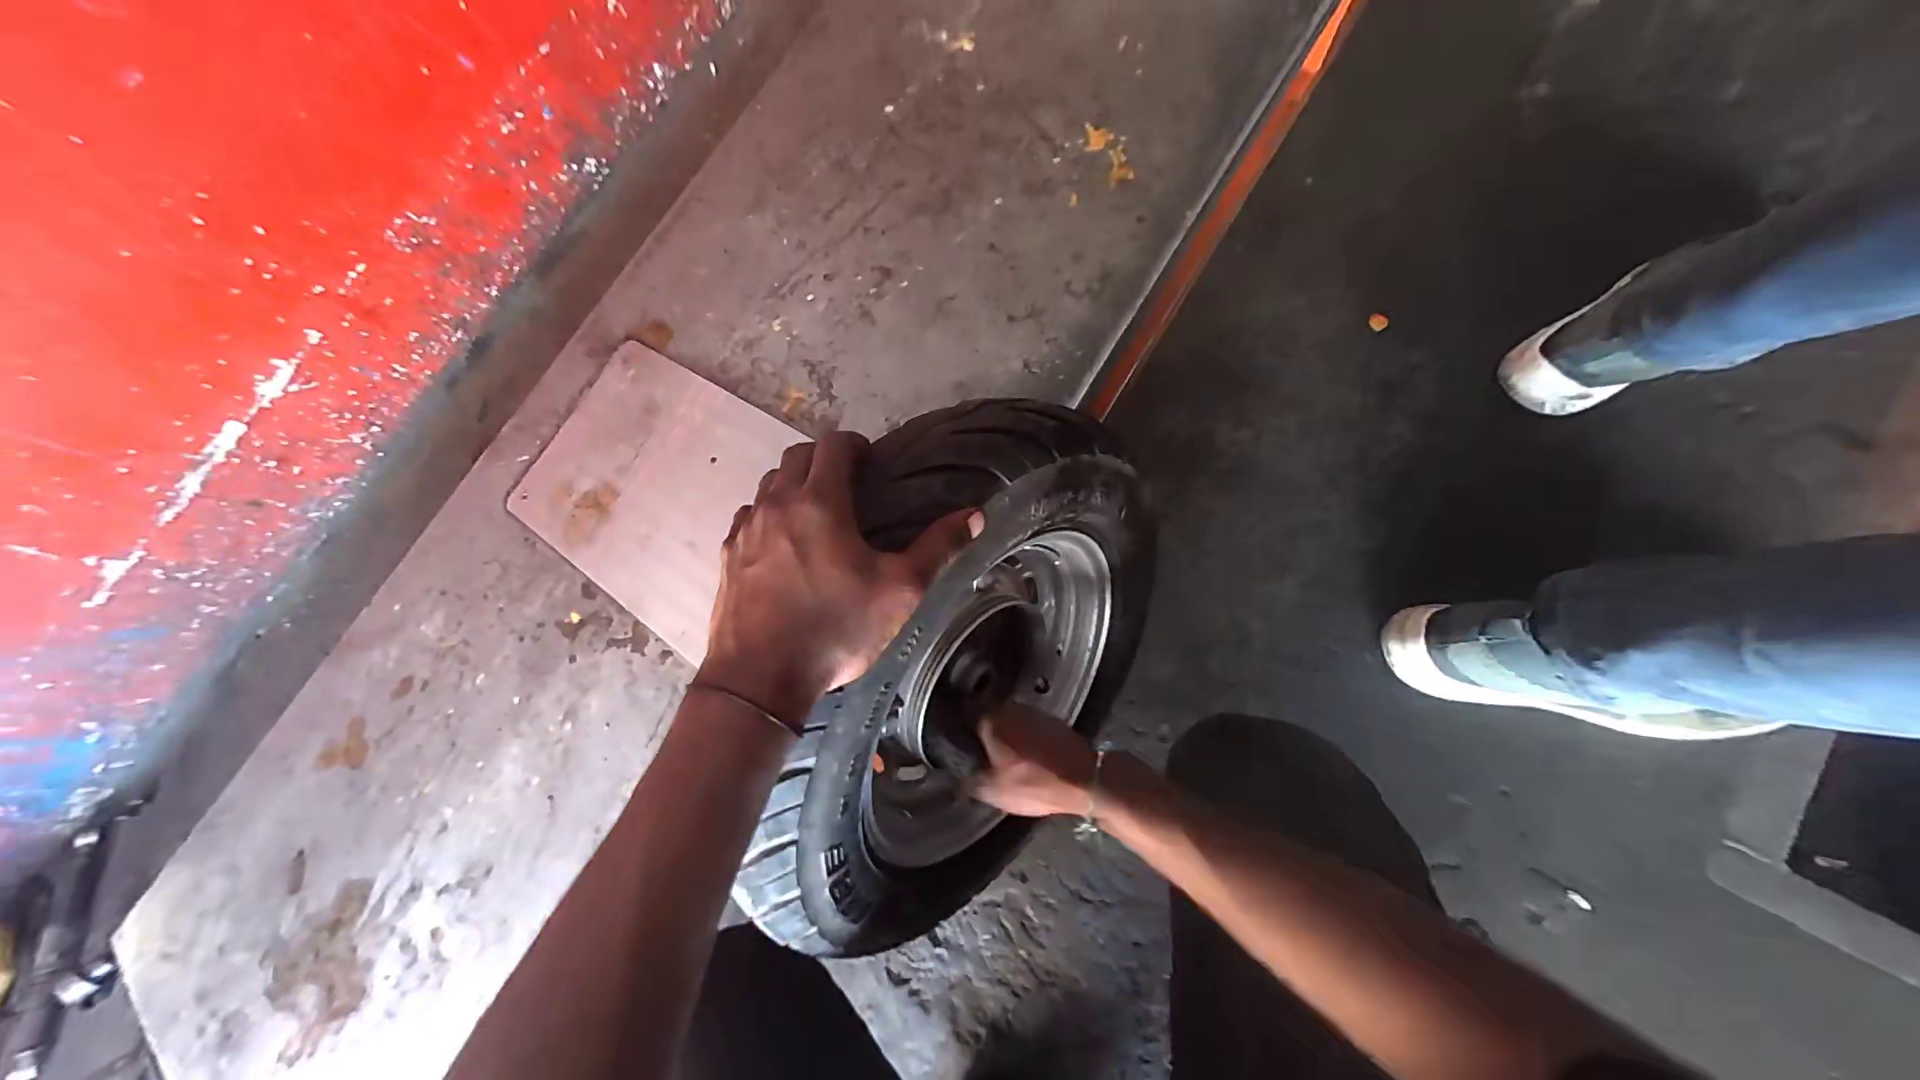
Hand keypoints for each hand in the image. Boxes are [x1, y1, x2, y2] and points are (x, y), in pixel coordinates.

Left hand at [699, 431, 979, 728]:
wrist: (759, 678)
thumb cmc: (835, 629)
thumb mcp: (900, 591)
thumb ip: (938, 548)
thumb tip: (974, 515)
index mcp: (819, 502)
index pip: (832, 444)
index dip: (854, 444)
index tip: (869, 461)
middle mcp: (776, 504)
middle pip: (796, 456)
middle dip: (823, 459)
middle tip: (848, 484)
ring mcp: (746, 528)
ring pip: (768, 484)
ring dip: (794, 484)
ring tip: (817, 513)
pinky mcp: (727, 554)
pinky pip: (748, 515)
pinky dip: (768, 514)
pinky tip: (782, 544)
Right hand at [969, 703, 1099, 817]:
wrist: (1086, 780)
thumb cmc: (1036, 784)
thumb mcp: (993, 792)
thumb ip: (970, 780)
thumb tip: (961, 774)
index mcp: (991, 721)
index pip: (965, 722)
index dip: (963, 739)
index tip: (966, 753)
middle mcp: (1010, 709)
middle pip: (989, 721)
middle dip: (987, 738)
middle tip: (987, 761)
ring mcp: (1034, 712)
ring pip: (1010, 724)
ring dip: (1008, 738)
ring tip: (1010, 762)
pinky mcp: (1052, 721)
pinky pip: (1030, 729)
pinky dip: (1027, 741)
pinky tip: (1030, 760)